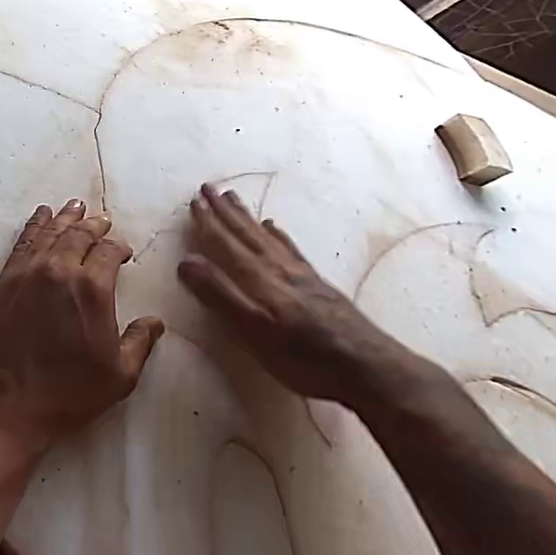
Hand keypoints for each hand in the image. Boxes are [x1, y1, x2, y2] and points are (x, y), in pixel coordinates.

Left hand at [0, 199, 164, 457]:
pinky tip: (40, 216)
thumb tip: (155, 322)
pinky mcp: (3, 280)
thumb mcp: (118, 376)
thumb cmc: (67, 393)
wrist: (5, 401)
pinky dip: (34, 226)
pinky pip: (22, 243)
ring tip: (74, 206)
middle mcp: (59, 271)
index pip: (108, 252)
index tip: (123, 251)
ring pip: (50, 233)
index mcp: (92, 289)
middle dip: (93, 225)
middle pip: (79, 235)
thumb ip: (140, 342)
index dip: (119, 247)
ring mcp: (27, 272)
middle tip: (102, 219)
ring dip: (65, 218)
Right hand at [177, 184, 432, 411]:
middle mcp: (278, 269)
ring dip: (245, 217)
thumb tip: (187, 262)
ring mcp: (300, 274)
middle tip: (208, 187)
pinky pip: (289, 248)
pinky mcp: (317, 284)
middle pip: (246, 234)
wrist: (368, 368)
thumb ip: (220, 295)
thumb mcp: (253, 332)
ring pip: (266, 236)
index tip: (194, 201)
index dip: (208, 224)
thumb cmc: (304, 358)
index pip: (226, 245)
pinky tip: (273, 226)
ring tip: (232, 197)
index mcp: (259, 280)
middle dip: (224, 211)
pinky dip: (277, 234)